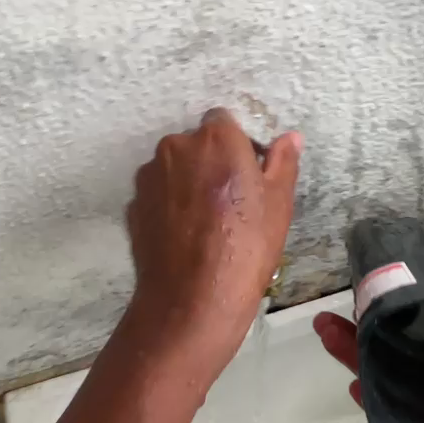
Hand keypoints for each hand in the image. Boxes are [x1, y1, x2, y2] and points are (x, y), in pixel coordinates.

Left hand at [122, 109, 303, 377]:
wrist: (192, 300)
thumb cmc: (245, 248)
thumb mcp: (278, 204)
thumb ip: (282, 162)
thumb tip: (289, 138)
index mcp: (215, 138)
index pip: (224, 122)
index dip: (238, 144)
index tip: (248, 174)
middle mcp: (176, 147)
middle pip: (197, 144)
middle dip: (211, 163)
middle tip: (230, 201)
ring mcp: (149, 175)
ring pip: (175, 168)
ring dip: (188, 182)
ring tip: (207, 223)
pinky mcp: (134, 204)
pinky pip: (158, 194)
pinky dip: (170, 205)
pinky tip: (186, 236)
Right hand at [311, 263, 423, 407]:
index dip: (397, 301)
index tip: (372, 279)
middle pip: (395, 343)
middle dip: (362, 324)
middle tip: (331, 312)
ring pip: (385, 371)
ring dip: (354, 353)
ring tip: (326, 332)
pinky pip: (391, 412)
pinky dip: (371, 399)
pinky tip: (355, 387)